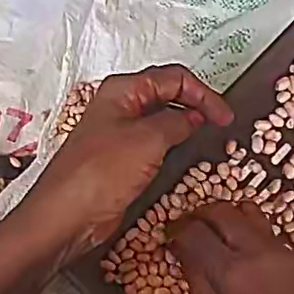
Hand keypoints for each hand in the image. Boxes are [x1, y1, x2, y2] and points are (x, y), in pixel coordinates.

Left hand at [16, 65, 233, 263]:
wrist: (69, 215)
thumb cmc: (100, 173)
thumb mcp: (148, 139)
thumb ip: (177, 122)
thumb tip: (195, 118)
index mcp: (123, 91)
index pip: (174, 78)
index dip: (204, 93)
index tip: (225, 116)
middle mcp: (121, 108)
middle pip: (168, 96)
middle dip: (197, 106)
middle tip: (221, 125)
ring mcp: (120, 135)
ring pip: (162, 122)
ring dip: (186, 128)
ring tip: (209, 140)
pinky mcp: (122, 161)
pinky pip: (154, 147)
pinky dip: (173, 148)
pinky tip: (185, 158)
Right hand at [167, 201, 293, 293]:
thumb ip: (194, 276)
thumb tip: (180, 248)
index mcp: (230, 273)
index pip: (194, 232)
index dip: (175, 230)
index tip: (167, 236)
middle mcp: (256, 252)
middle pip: (220, 210)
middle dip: (197, 215)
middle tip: (184, 228)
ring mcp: (277, 249)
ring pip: (245, 210)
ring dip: (223, 215)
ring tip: (211, 232)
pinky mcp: (290, 254)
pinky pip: (262, 226)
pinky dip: (243, 226)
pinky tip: (234, 247)